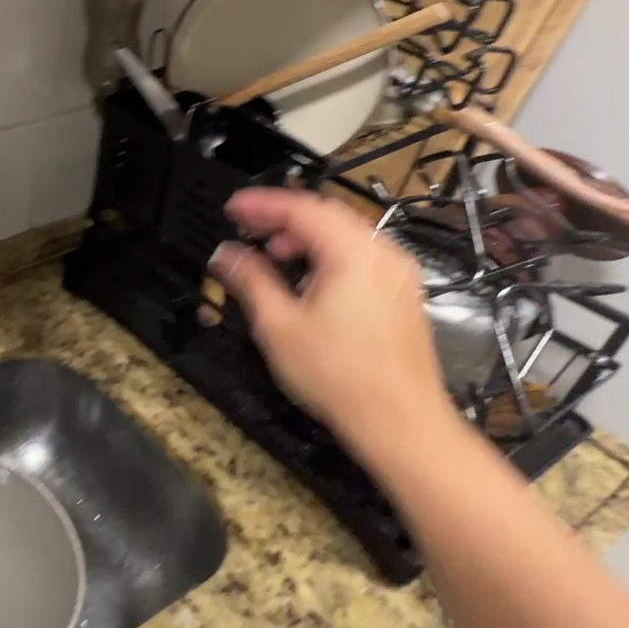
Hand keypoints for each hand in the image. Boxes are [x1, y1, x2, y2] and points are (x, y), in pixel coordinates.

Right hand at [209, 188, 453, 445]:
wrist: (401, 423)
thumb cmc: (341, 377)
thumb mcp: (279, 325)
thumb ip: (249, 279)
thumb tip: (226, 254)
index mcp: (353, 255)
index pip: (301, 209)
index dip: (261, 204)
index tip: (232, 208)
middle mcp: (383, 257)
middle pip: (326, 215)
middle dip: (281, 216)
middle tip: (246, 225)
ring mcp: (398, 276)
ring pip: (345, 234)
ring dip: (304, 235)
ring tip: (272, 253)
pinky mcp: (402, 296)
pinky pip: (361, 255)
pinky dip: (327, 253)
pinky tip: (306, 277)